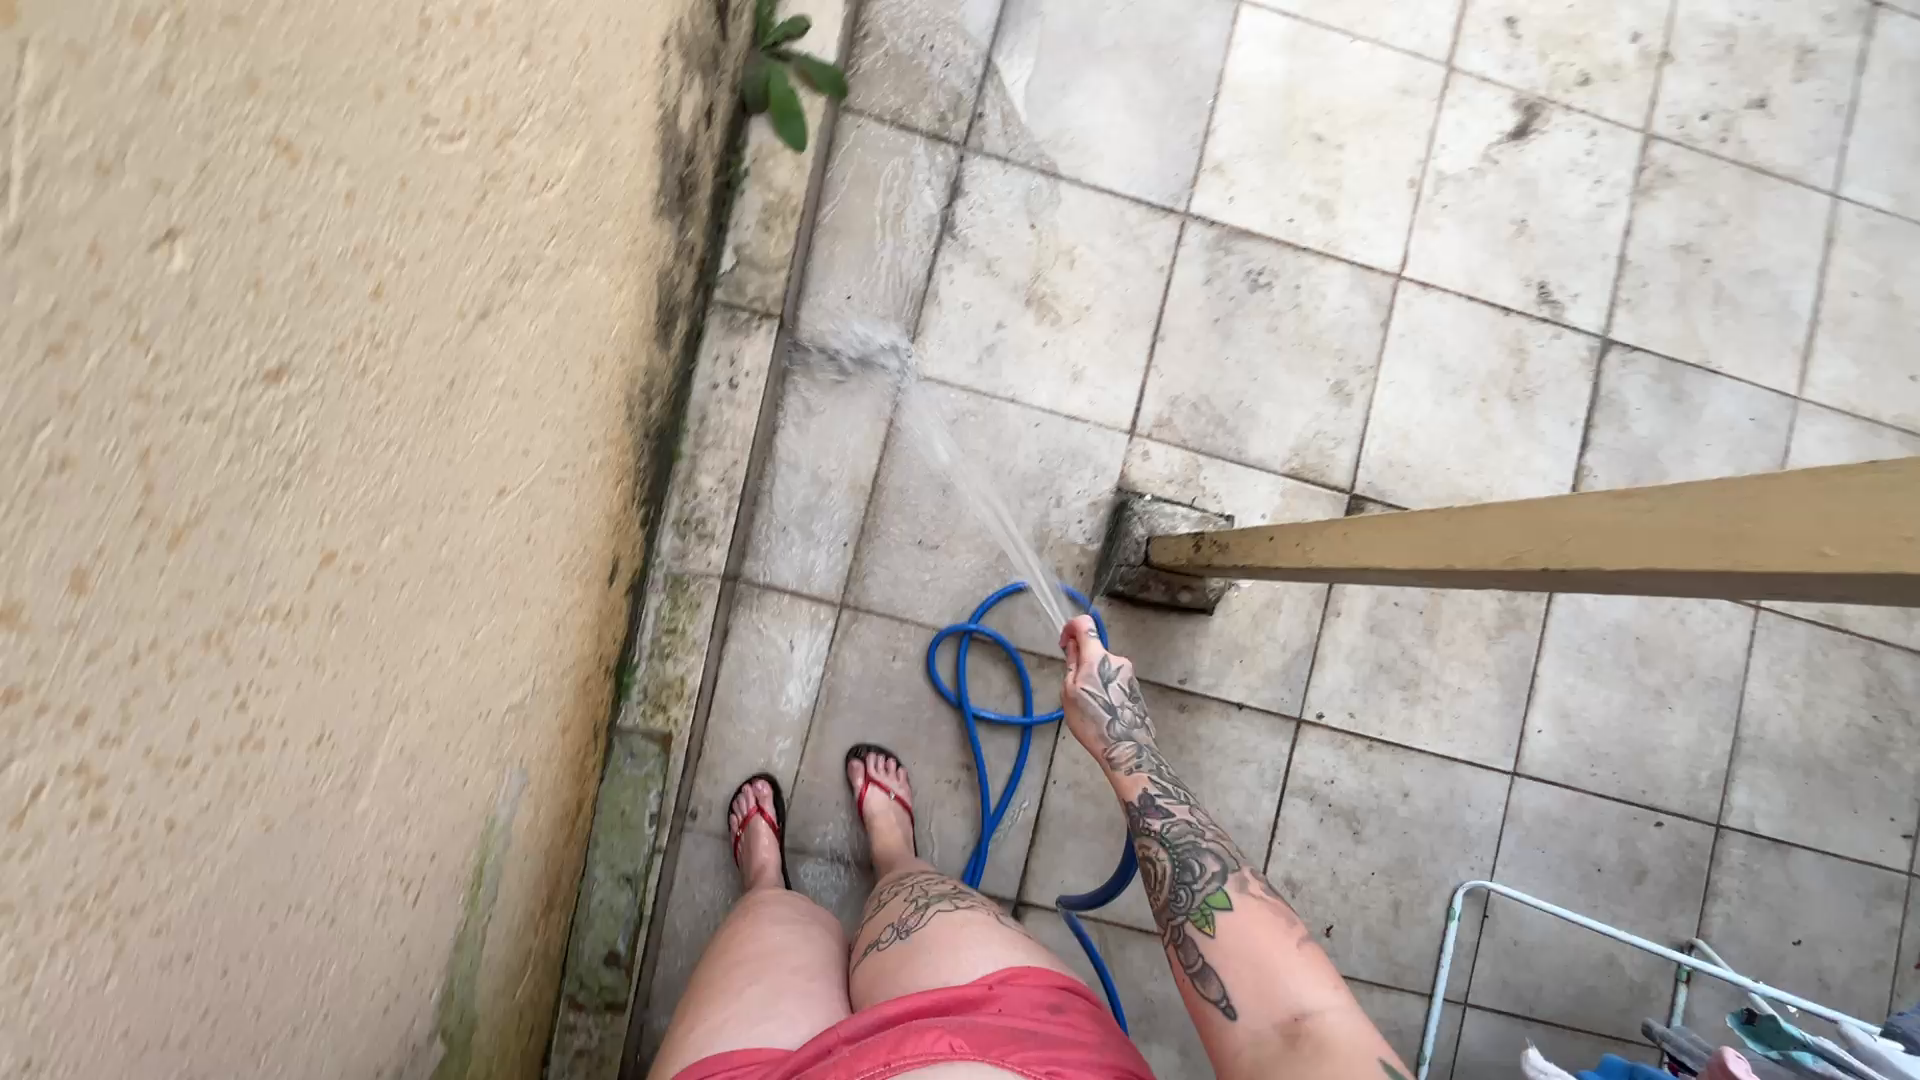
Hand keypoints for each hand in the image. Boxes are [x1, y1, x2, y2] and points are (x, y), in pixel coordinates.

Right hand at [1059, 615, 1155, 762]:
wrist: (1126, 749)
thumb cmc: (1093, 722)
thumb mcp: (1069, 693)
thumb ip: (1071, 664)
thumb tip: (1072, 646)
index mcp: (1098, 657)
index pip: (1085, 625)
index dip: (1070, 628)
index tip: (1064, 643)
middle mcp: (1117, 660)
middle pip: (1095, 650)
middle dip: (1082, 662)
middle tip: (1073, 688)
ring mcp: (1129, 675)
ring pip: (1104, 667)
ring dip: (1094, 677)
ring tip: (1089, 706)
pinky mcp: (1135, 688)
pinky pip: (1114, 680)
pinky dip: (1105, 688)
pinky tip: (1102, 711)